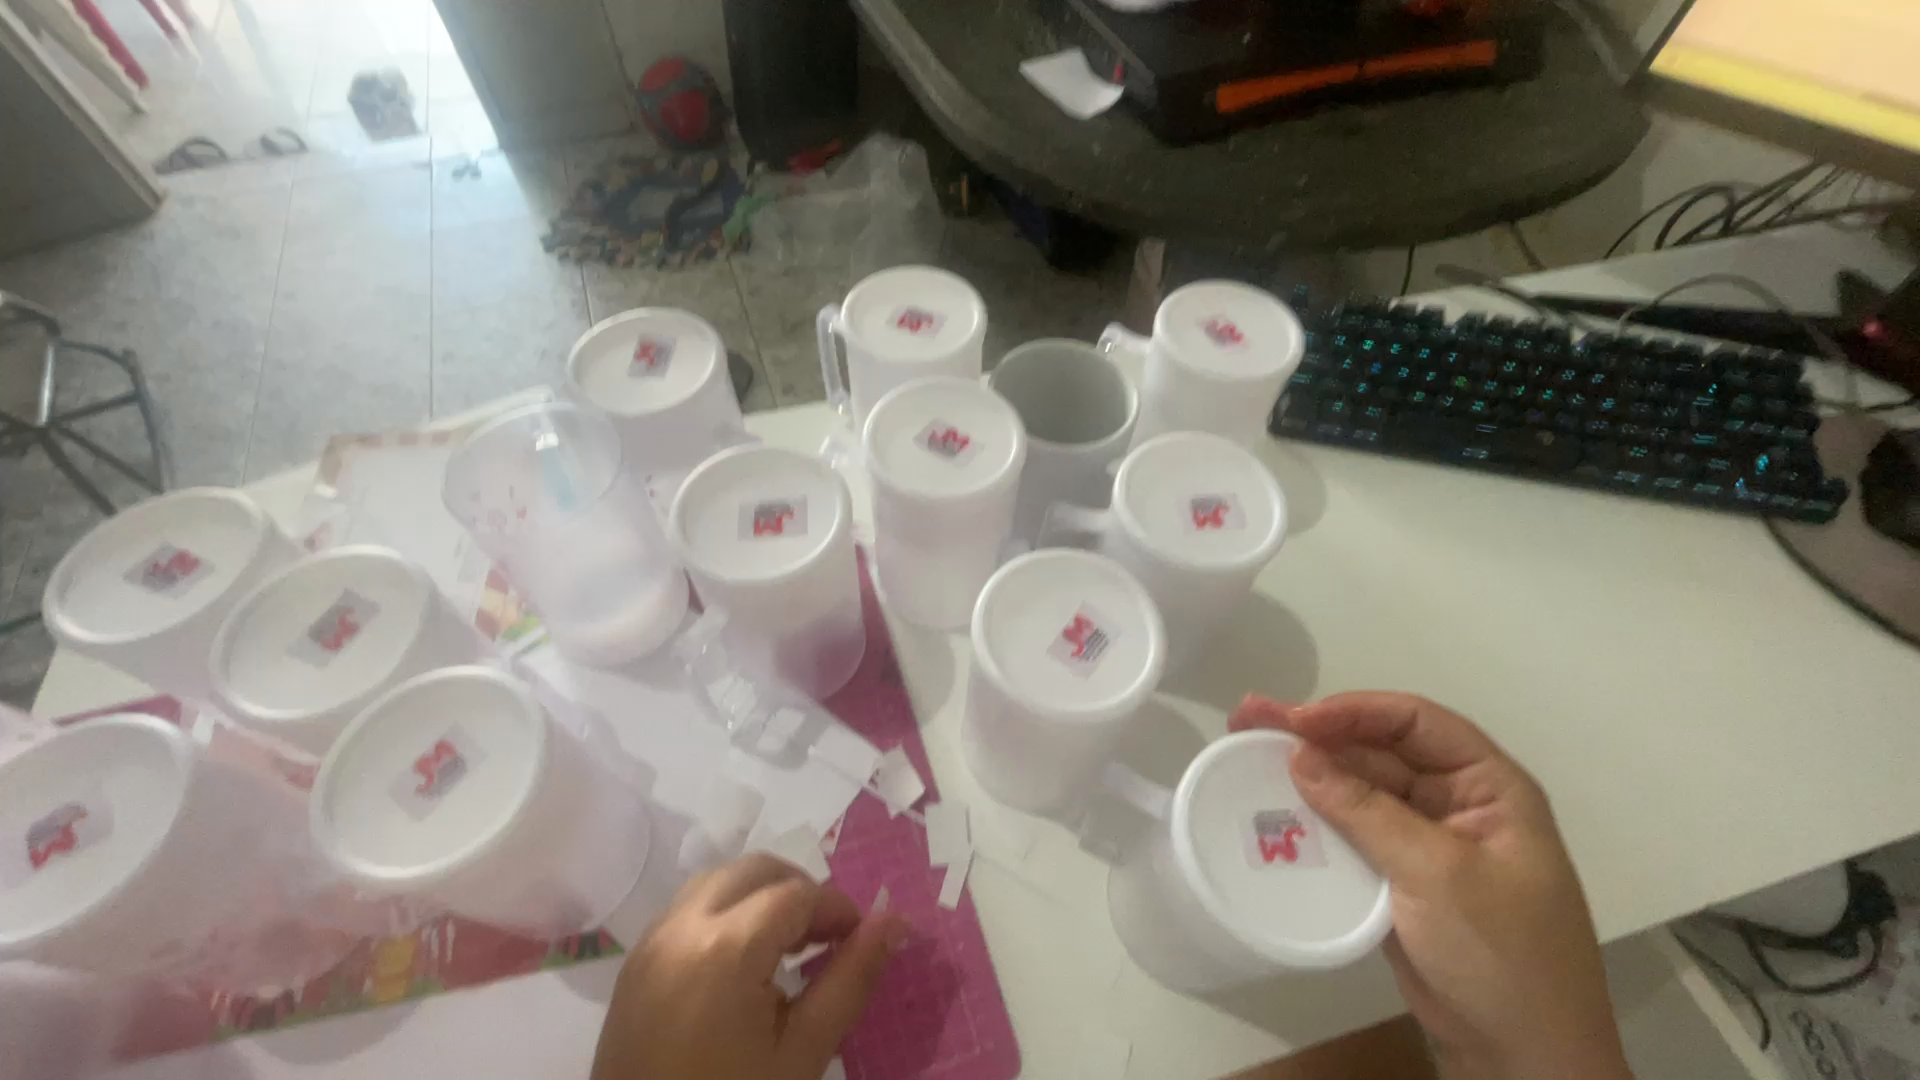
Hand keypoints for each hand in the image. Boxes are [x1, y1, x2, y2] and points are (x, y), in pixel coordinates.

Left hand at [591, 854, 910, 1079]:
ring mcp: (651, 942)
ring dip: (760, 895)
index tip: (860, 941)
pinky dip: (725, 912)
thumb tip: (896, 920)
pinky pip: (688, 908)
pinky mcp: (633, 963)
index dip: (838, 909)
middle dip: (799, 890)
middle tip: (825, 938)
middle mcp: (683, 926)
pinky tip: (741, 962)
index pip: (798, 894)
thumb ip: (852, 977)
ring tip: (786, 947)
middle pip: (756, 870)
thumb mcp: (804, 1051)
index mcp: (727, 947)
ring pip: (718, 880)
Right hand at [1230, 693, 1629, 1079]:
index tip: (1297, 720)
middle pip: (1376, 748)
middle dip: (1314, 732)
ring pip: (1354, 784)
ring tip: (1242, 746)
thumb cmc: (1501, 955)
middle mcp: (1453, 800)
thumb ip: (1365, 810)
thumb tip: (1298, 756)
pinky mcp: (1392, 870)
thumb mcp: (1437, 874)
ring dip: (1303, 768)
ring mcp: (1420, 836)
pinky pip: (1346, 826)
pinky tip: (1270, 802)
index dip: (1354, 711)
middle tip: (1248, 716)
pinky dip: (1309, 812)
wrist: (1520, 1058)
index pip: (1416, 723)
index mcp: (1487, 787)